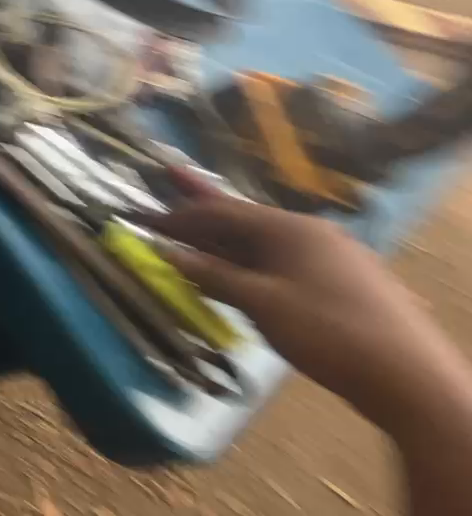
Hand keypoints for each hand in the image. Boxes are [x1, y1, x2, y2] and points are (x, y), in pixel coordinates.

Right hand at [147, 182, 465, 427]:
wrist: (416, 386)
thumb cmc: (329, 331)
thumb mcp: (259, 302)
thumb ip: (210, 274)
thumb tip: (166, 253)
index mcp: (292, 230)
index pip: (222, 212)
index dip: (180, 215)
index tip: (145, 220)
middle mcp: (315, 236)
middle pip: (245, 218)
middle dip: (205, 203)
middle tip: (171, 174)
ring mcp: (335, 260)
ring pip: (265, 242)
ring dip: (226, 238)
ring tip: (195, 228)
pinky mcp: (346, 286)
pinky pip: (284, 262)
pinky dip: (252, 260)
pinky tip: (239, 270)